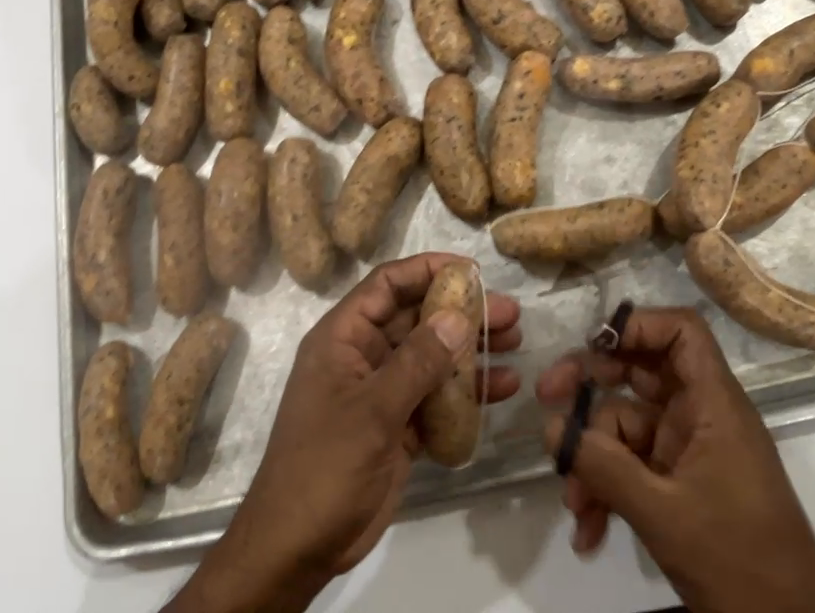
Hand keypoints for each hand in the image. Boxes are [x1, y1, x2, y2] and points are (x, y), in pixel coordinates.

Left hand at [167, 253, 521, 612]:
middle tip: (511, 313)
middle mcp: (362, 357)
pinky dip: (467, 392)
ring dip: (470, 350)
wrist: (298, 544)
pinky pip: (436, 398)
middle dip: (461, 313)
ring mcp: (381, 393)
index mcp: (342, 338)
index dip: (427, 270)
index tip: (472, 271)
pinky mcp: (397, 427)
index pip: (386, 286)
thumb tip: (457, 316)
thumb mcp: (372, 410)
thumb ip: (416, 362)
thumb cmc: (325, 465)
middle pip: (416, 319)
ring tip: (516, 342)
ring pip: (431, 358)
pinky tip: (504, 388)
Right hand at [537, 307, 814, 612]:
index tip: (592, 346)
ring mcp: (688, 449)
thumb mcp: (661, 510)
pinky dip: (607, 490)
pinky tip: (590, 529)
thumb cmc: (737, 556)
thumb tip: (551, 426)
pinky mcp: (679, 482)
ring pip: (625, 428)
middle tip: (547, 397)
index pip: (682, 332)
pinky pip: (631, 466)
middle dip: (589, 387)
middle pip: (639, 373)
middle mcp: (700, 415)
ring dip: (593, 461)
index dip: (637, 325)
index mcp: (713, 404)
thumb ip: (602, 465)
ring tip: (576, 505)